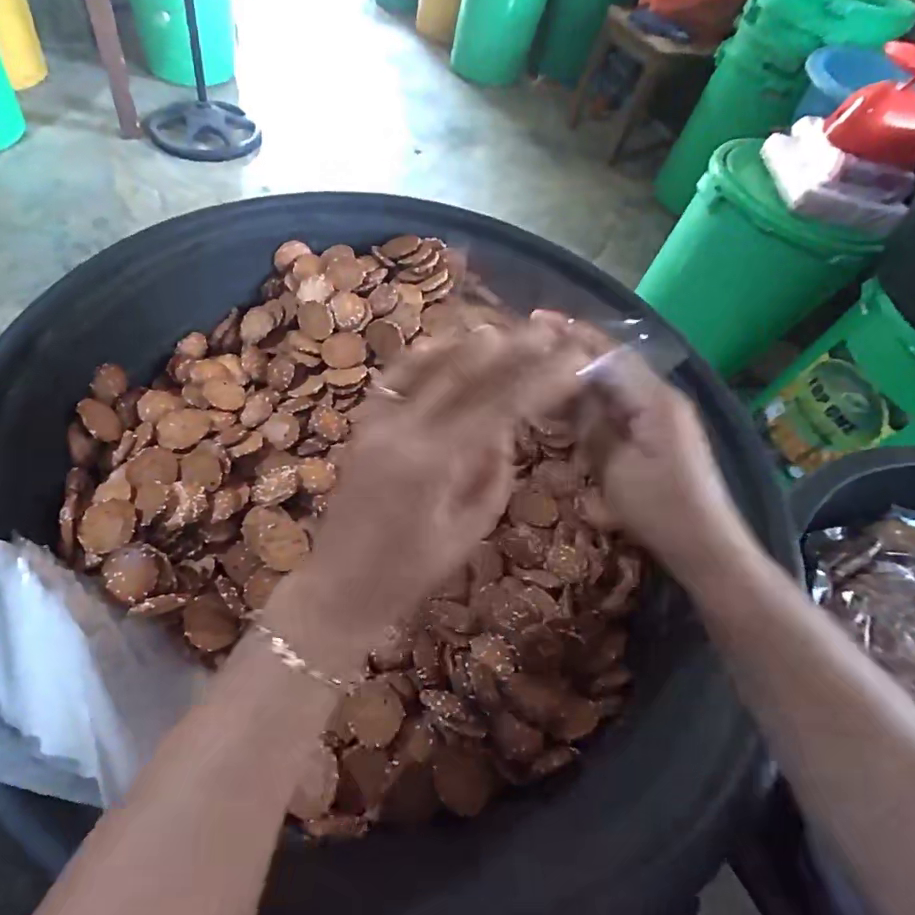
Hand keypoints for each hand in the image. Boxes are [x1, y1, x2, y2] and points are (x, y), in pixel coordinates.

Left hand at [266, 320, 590, 667]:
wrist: (341, 587)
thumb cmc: (412, 572)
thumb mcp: (469, 529)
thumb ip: (493, 472)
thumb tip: (506, 426)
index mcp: (433, 463)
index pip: (499, 406)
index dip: (540, 381)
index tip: (573, 361)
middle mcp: (401, 430)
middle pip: (465, 374)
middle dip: (511, 349)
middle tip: (547, 330)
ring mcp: (375, 423)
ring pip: (426, 366)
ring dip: (467, 343)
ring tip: (505, 328)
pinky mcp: (361, 426)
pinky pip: (394, 379)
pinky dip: (422, 358)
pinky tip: (446, 343)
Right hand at [540, 314, 746, 573]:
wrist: (707, 546)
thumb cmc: (661, 509)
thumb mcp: (617, 467)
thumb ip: (592, 425)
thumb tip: (568, 392)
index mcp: (655, 400)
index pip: (609, 355)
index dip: (574, 335)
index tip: (538, 320)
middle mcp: (662, 398)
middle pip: (615, 362)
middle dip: (576, 347)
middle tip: (534, 338)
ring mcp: (664, 416)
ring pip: (618, 383)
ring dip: (583, 373)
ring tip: (544, 367)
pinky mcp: (661, 434)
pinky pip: (623, 404)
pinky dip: (595, 399)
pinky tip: (572, 403)